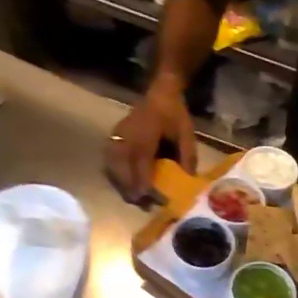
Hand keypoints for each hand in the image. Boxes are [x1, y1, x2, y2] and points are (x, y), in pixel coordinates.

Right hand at [105, 83, 197, 204]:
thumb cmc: (174, 113)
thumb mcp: (186, 133)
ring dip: (121, 184)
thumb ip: (188, 155)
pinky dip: (114, 173)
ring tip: (133, 196)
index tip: (154, 201)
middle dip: (131, 191)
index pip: (141, 169)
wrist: (160, 92)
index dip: (146, 187)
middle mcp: (127, 139)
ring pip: (112, 167)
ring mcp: (118, 137)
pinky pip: (109, 159)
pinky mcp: (114, 136)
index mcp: (144, 139)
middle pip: (123, 172)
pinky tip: (123, 182)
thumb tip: (188, 179)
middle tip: (143, 205)